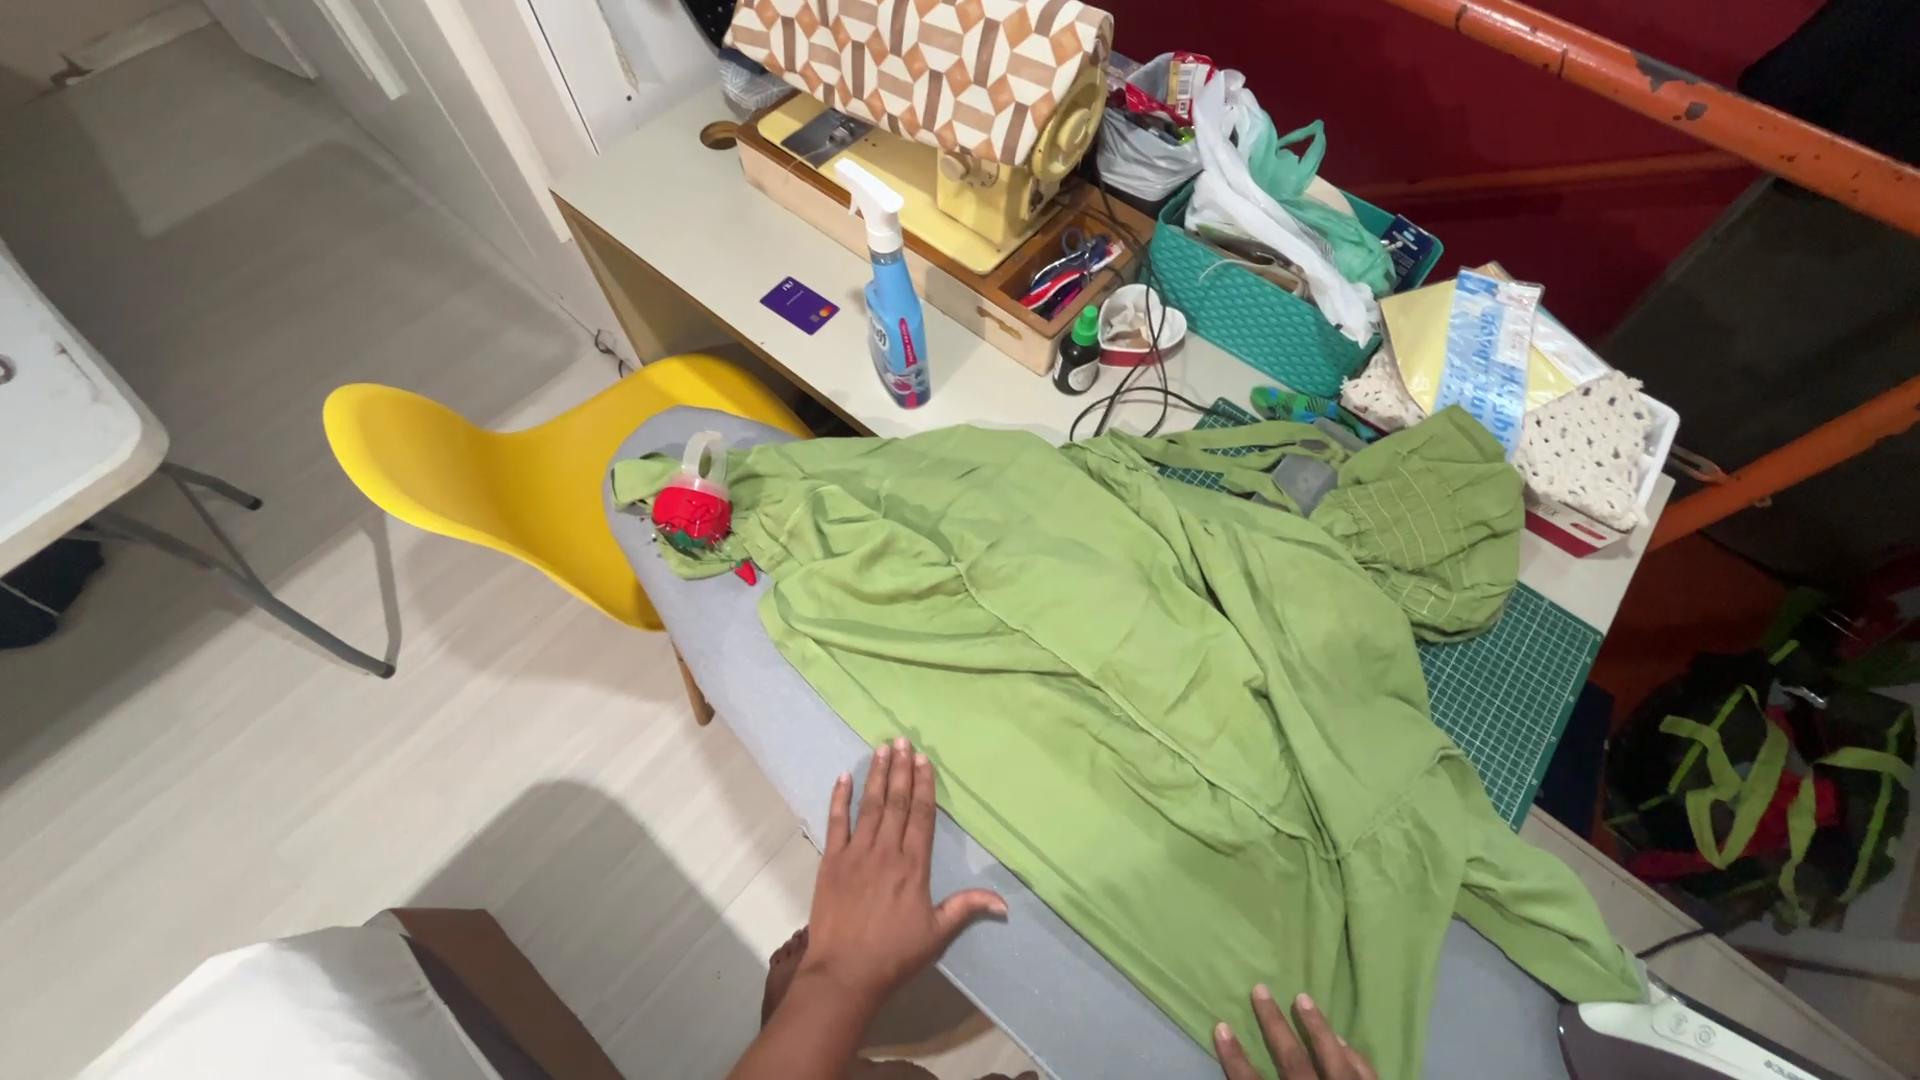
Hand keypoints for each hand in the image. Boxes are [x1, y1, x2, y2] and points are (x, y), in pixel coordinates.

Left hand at [798, 737, 1006, 1010]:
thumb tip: (1005, 902)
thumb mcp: (937, 934)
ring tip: (882, 748)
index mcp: (914, 865)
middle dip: (901, 769)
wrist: (844, 974)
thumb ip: (966, 908)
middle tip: (902, 741)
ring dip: (877, 775)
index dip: (924, 785)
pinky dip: (840, 798)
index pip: (921, 815)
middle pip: (897, 801)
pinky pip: (836, 822)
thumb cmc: (894, 955)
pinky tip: (844, 776)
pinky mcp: (832, 861)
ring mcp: (857, 853)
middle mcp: (887, 850)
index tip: (923, 759)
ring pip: (870, 805)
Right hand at [1215, 987, 1375, 1079]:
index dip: (1234, 1057)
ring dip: (1318, 1029)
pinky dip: (1352, 1056)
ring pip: (1334, 1062)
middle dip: (1274, 1025)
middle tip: (1260, 989)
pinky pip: (1367, 1076)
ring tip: (1303, 998)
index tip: (1221, 1026)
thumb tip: (1235, 1044)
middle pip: (1292, 1062)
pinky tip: (1342, 1041)